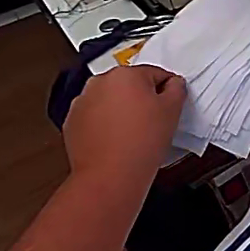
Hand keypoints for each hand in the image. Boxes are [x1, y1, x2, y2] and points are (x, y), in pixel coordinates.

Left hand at [63, 64, 186, 184]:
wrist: (110, 176)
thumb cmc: (139, 145)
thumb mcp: (172, 111)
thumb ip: (176, 89)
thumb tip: (173, 84)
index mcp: (126, 74)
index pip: (155, 74)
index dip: (166, 91)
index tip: (169, 105)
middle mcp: (101, 83)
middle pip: (130, 85)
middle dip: (141, 100)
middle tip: (152, 123)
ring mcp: (83, 102)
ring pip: (110, 101)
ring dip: (122, 112)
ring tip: (134, 135)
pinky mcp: (73, 122)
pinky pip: (94, 118)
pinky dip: (105, 126)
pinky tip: (117, 141)